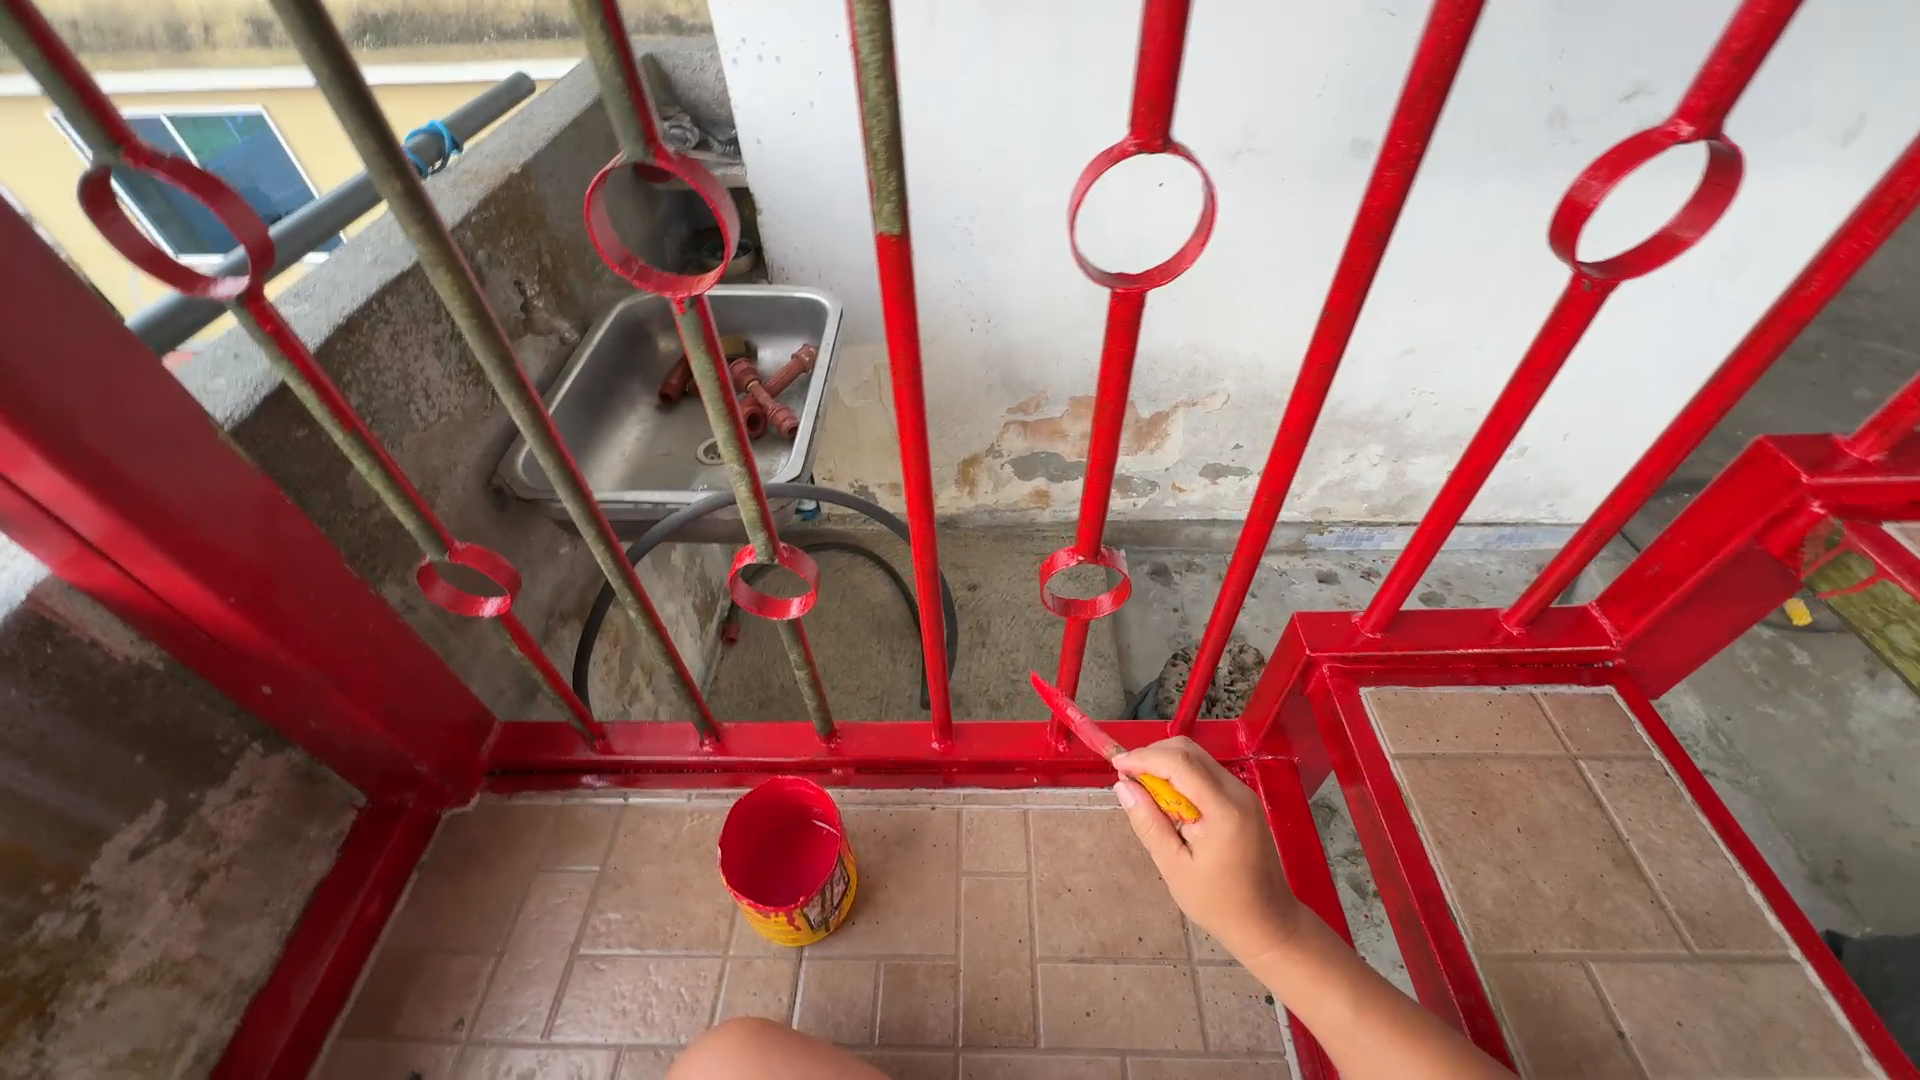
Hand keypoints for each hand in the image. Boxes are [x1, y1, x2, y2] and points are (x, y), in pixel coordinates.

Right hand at [1113, 737, 1301, 962]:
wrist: (1269, 924)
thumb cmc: (1219, 904)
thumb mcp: (1174, 867)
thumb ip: (1148, 823)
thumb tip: (1123, 786)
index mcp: (1223, 810)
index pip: (1180, 763)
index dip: (1144, 757)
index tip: (1116, 766)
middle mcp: (1237, 792)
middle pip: (1189, 751)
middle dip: (1153, 756)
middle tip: (1128, 779)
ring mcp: (1243, 793)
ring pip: (1197, 758)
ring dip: (1166, 765)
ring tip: (1144, 791)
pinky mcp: (1243, 799)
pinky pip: (1206, 773)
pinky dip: (1181, 776)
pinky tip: (1168, 800)